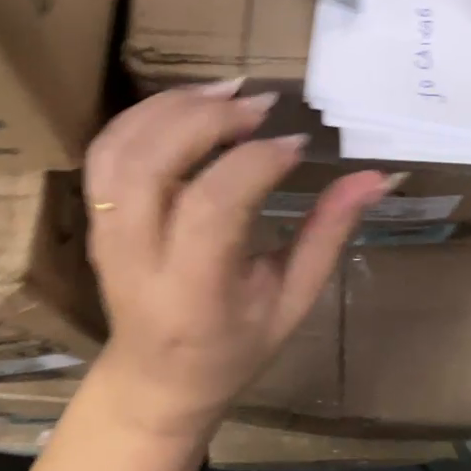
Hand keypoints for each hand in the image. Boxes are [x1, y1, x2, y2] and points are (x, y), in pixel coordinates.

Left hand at [81, 81, 395, 436]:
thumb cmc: (233, 346)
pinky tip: (189, 102)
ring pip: (121, 149)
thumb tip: (376, 176)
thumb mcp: (292, 301)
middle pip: (151, 166)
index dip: (255, 163)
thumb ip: (328, 235)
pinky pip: (106, 149)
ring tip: (227, 91)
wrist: (156, 378)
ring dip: (173, 106)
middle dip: (207, 120)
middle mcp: (136, 257)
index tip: (296, 144)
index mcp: (190, 292)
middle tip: (259, 106)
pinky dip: (145, 113)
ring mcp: (105, 233)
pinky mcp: (94, 215)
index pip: (211, 208)